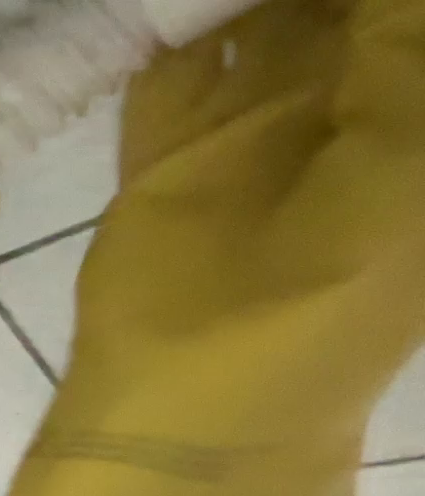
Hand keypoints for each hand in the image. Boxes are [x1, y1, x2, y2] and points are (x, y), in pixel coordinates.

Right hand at [0, 0, 424, 495]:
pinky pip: (175, 73)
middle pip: (337, 14)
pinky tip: (166, 7)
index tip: (345, 1)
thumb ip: (398, 48)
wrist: (196, 388)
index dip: (377, 7)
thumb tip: (352, 9)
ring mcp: (256, 126)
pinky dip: (169, 30)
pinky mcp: (170, 157)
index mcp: (421, 110)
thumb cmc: (344, 283)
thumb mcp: (411, 147)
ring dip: (242, 0)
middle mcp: (354, 99)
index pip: (401, 26)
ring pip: (263, 21)